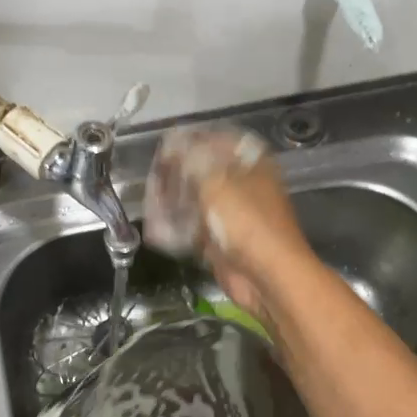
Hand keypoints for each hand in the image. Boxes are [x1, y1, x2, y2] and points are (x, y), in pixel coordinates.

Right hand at [145, 127, 312, 319]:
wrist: (266, 275)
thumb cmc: (246, 222)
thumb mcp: (216, 182)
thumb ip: (190, 160)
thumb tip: (172, 144)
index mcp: (250, 163)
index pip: (216, 140)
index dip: (189, 142)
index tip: (164, 148)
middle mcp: (242, 184)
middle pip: (202, 172)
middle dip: (175, 176)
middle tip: (153, 179)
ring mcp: (231, 214)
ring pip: (195, 202)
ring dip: (172, 203)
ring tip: (150, 203)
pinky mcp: (221, 240)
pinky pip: (193, 229)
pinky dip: (176, 228)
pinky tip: (156, 226)